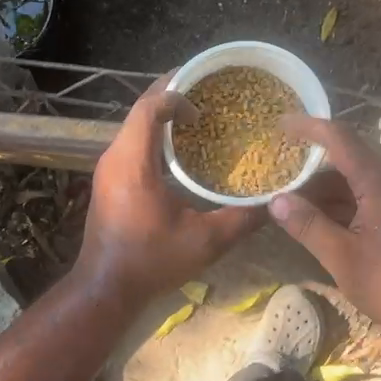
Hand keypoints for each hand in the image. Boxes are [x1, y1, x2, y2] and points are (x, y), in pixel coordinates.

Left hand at [74, 79, 264, 307]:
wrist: (105, 290)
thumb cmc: (151, 261)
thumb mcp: (205, 241)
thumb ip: (242, 218)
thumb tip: (275, 201)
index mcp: (133, 161)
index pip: (149, 107)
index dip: (176, 91)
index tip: (207, 92)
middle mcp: (115, 156)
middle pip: (141, 109)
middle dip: (173, 94)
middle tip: (209, 90)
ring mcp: (109, 168)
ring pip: (136, 125)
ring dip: (164, 114)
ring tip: (202, 113)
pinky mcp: (110, 180)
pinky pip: (133, 142)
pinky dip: (156, 133)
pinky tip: (183, 146)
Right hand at [267, 116, 380, 339]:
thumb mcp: (343, 258)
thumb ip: (309, 226)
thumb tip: (277, 201)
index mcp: (379, 179)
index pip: (338, 136)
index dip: (308, 127)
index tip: (282, 124)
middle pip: (351, 156)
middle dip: (315, 166)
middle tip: (284, 177)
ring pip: (364, 177)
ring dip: (332, 188)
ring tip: (301, 204)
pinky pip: (378, 193)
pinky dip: (351, 200)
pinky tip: (334, 223)